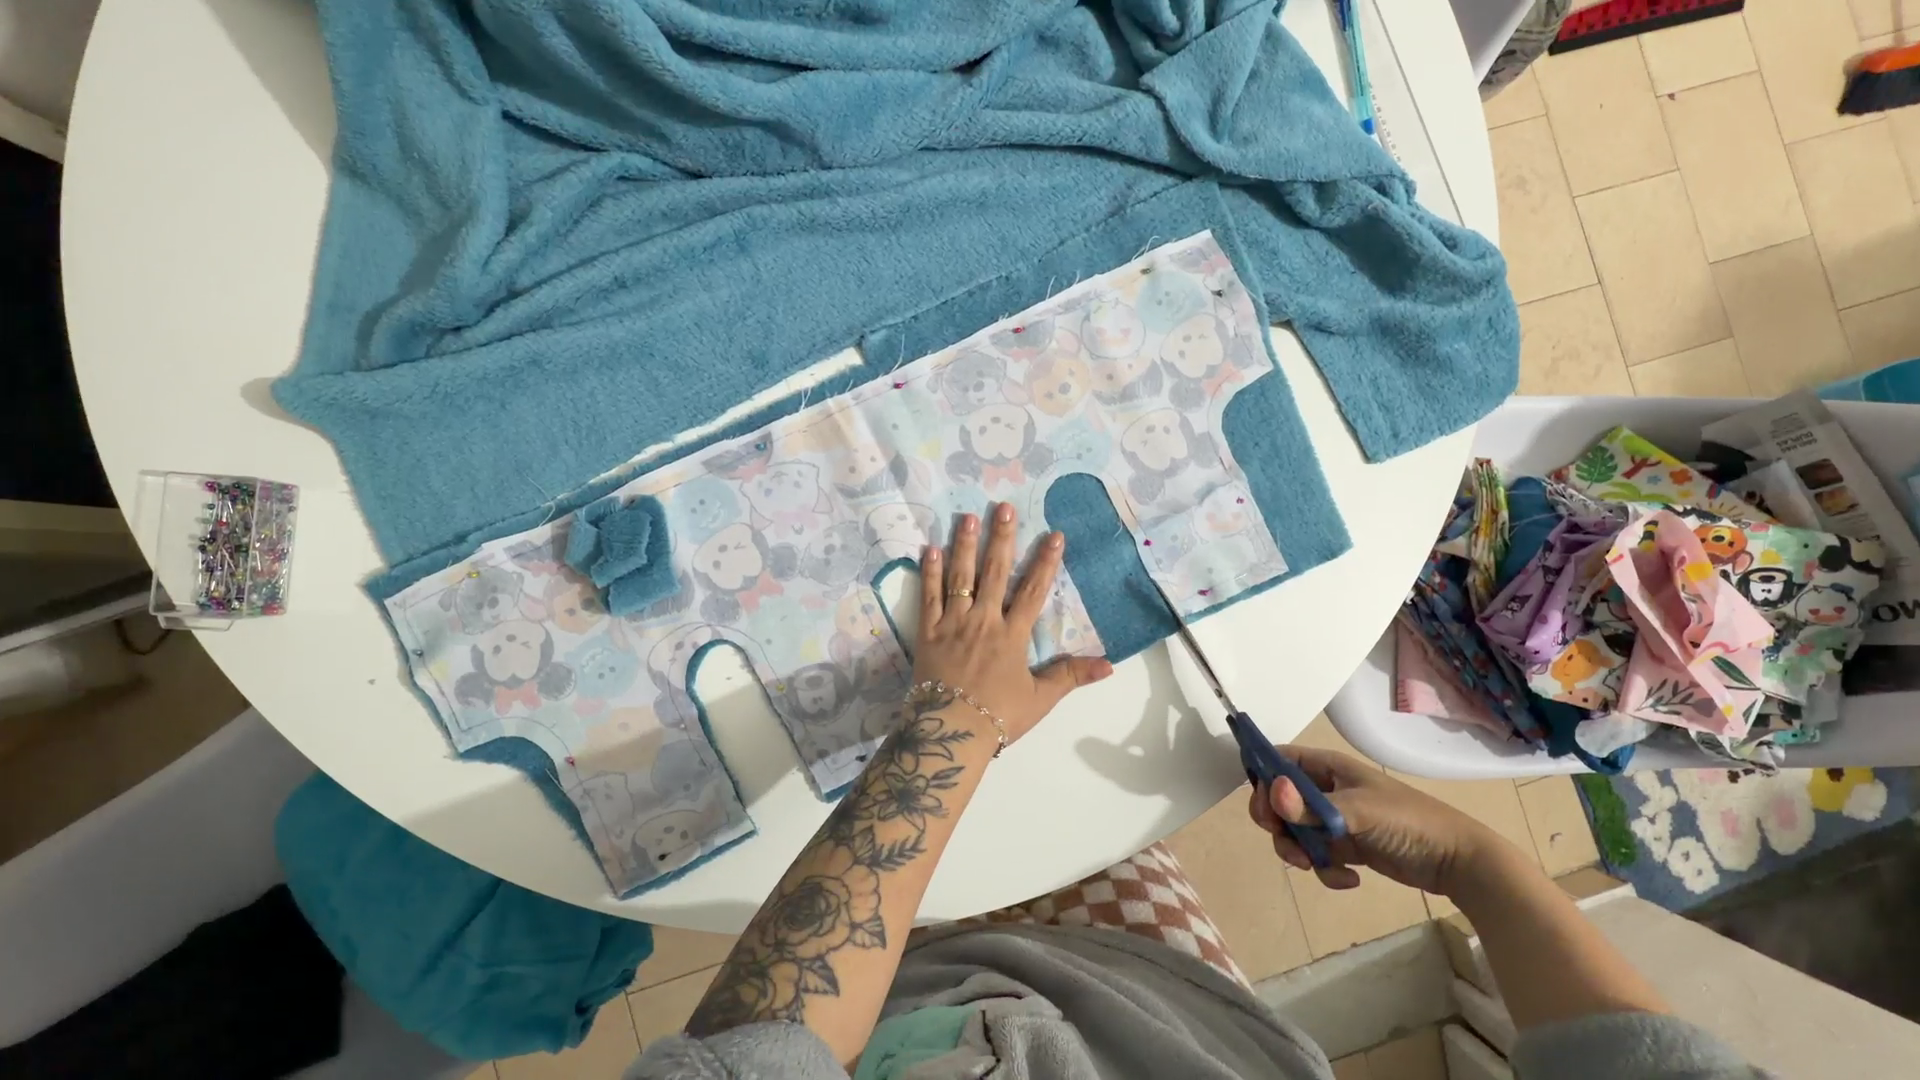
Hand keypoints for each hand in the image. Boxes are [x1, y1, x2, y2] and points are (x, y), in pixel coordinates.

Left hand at [913, 502, 1113, 742]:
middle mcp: (984, 620)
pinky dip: (929, 572)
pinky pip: (929, 596)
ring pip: (961, 577)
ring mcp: (953, 623)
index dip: (1045, 562)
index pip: (1033, 591)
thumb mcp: (1040, 698)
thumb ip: (1071, 675)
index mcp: (1013, 635)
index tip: (1054, 535)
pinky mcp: (928, 631)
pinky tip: (930, 549)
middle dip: (1002, 538)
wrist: (950, 730)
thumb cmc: (998, 716)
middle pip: (995, 572)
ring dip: (965, 545)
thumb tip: (1109, 664)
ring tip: (967, 517)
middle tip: (1003, 507)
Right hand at [1248, 746, 1496, 894]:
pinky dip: (1325, 870)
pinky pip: (1317, 856)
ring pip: (1294, 831)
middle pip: (1279, 800)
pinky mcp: (1345, 848)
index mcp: (1327, 767)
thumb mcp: (1358, 811)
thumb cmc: (1408, 821)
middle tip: (1284, 839)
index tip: (1263, 805)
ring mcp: (1334, 820)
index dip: (1263, 777)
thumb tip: (1272, 791)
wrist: (1457, 861)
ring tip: (1314, 866)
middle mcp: (1326, 789)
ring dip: (1296, 851)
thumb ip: (1314, 806)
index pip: (1280, 760)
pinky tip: (1349, 879)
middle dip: (1276, 822)